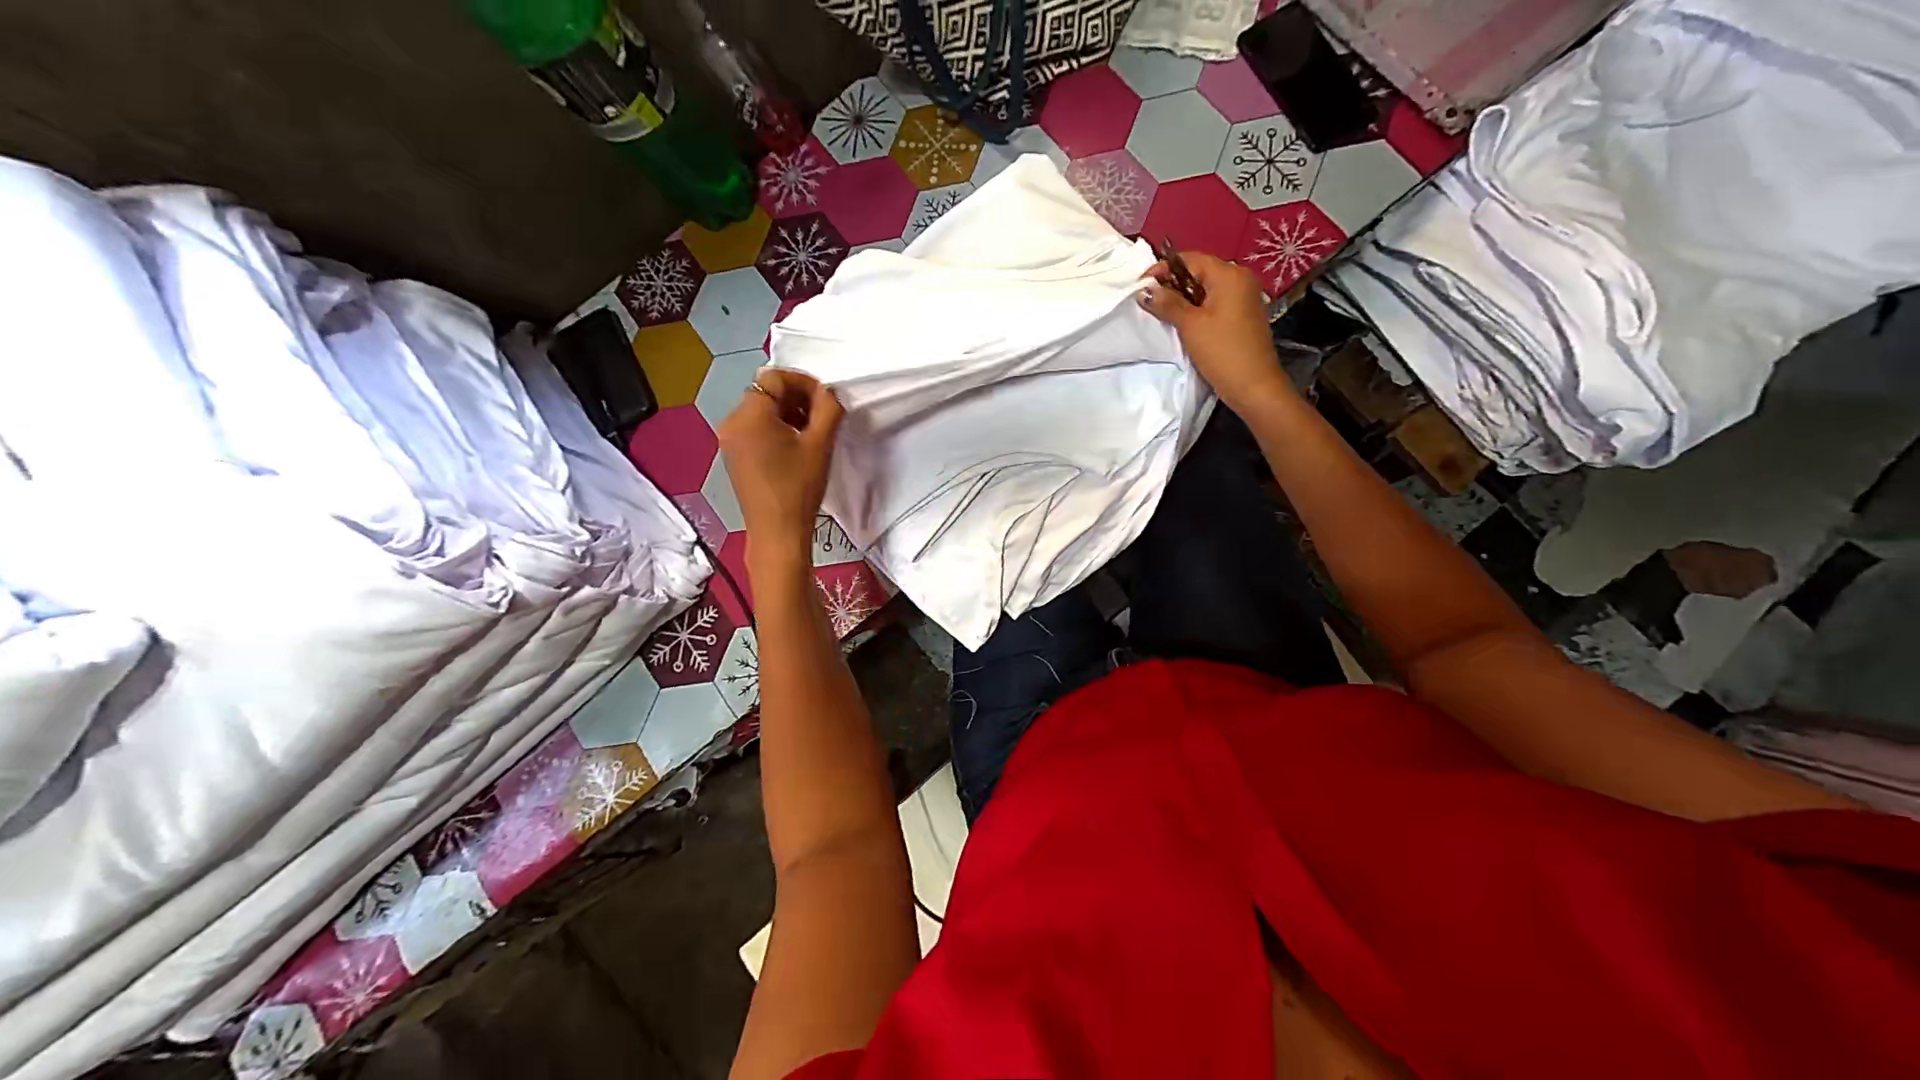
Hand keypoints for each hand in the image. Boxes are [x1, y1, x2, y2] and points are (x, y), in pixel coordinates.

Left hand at [717, 368, 843, 562]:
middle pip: (765, 392)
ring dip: (788, 413)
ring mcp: (730, 440)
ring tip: (811, 432)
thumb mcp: (820, 444)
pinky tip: (795, 446)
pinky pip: (755, 428)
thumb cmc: (799, 488)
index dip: (803, 382)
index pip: (775, 377)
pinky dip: (776, 428)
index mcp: (749, 415)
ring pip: (761, 410)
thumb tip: (828, 393)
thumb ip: (828, 408)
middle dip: (796, 397)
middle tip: (822, 415)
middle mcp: (732, 422)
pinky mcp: (734, 456)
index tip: (825, 398)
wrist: (778, 533)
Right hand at [1139, 252, 1294, 412]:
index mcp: (1230, 275)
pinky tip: (1183, 321)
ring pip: (1207, 287)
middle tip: (1149, 299)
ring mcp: (1245, 297)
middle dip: (1173, 282)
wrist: (1254, 385)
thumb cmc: (1222, 351)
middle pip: (1200, 271)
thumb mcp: (1190, 325)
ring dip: (1184, 296)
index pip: (1191, 260)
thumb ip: (1168, 303)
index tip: (1142, 285)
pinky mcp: (1243, 314)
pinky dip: (1197, 306)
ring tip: (1162, 311)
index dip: (1164, 269)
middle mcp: (1240, 279)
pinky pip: (1216, 301)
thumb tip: (1146, 290)